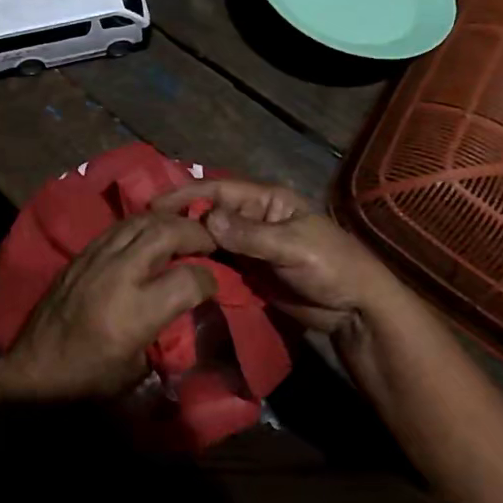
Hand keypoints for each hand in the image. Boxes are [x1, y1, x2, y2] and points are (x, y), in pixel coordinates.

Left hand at [0, 213, 217, 405]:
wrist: (34, 366)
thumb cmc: (87, 378)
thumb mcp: (136, 369)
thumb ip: (165, 332)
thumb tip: (185, 309)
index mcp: (137, 310)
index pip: (189, 278)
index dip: (209, 279)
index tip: (213, 285)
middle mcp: (120, 273)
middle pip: (168, 232)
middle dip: (196, 233)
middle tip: (209, 241)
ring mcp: (99, 256)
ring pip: (143, 220)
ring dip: (170, 220)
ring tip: (185, 230)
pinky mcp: (83, 251)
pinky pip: (120, 225)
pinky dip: (143, 223)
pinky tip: (152, 232)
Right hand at [150, 181, 387, 335]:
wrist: (357, 312)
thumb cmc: (332, 266)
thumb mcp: (294, 247)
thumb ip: (251, 235)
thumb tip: (207, 220)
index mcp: (265, 200)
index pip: (218, 190)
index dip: (186, 195)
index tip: (154, 206)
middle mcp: (252, 218)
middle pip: (209, 214)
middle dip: (181, 220)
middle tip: (146, 233)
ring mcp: (249, 246)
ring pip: (210, 240)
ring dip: (187, 246)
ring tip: (154, 254)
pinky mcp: (248, 272)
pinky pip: (218, 264)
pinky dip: (199, 267)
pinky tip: (178, 273)